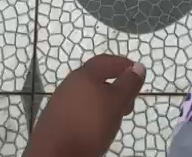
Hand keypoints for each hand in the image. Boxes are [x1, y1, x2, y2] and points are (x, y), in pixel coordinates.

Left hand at [26, 55, 145, 156]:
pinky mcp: (53, 123)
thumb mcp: (116, 103)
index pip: (106, 61)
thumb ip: (129, 84)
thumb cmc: (88, 126)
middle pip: (95, 80)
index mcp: (84, 75)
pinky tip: (94, 129)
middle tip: (128, 103)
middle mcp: (69, 84)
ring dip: (102, 104)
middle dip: (115, 88)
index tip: (136, 73)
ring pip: (86, 97)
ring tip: (113, 119)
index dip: (122, 65)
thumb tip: (138, 66)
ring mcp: (58, 104)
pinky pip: (77, 112)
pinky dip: (90, 115)